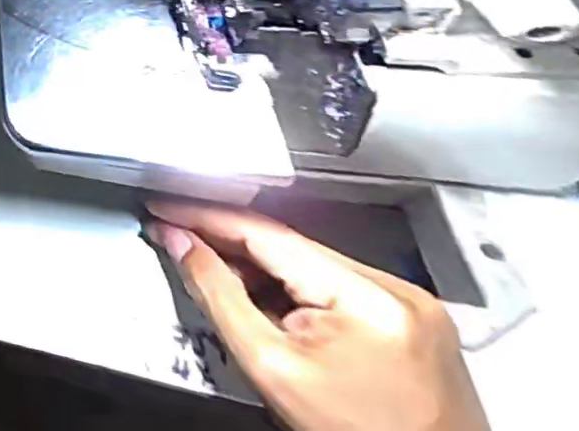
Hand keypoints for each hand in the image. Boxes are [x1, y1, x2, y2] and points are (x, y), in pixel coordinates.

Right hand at [146, 200, 487, 430]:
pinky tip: (267, 298)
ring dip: (258, 261)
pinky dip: (292, 282)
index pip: (264, 233)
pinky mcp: (410, 314)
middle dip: (228, 239)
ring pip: (307, 259)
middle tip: (179, 235)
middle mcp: (394, 289)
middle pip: (286, 242)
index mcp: (365, 298)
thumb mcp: (272, 369)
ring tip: (217, 271)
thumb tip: (182, 243)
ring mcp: (407, 300)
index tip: (169, 210)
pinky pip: (333, 279)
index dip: (206, 216)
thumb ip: (219, 295)